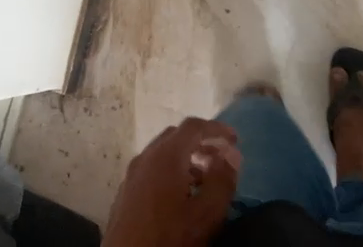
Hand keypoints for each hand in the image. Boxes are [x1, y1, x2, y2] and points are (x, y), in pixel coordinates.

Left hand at [100, 117, 240, 246]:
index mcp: (165, 156)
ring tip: (207, 178)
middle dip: (201, 142)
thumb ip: (221, 181)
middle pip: (176, 136)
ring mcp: (133, 172)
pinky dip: (172, 169)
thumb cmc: (169, 237)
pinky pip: (153, 167)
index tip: (235, 140)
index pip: (192, 127)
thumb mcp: (205, 215)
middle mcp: (146, 156)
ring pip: (163, 152)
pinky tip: (183, 194)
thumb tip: (231, 153)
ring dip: (187, 157)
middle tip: (223, 158)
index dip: (216, 128)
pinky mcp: (127, 188)